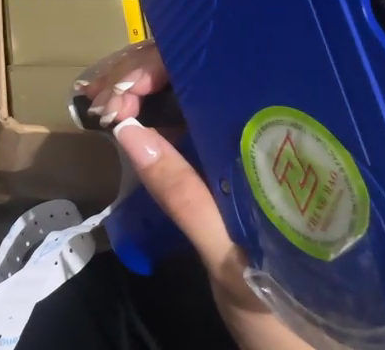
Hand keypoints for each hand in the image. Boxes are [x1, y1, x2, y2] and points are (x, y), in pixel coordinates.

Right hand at [79, 44, 314, 349]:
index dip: (154, 68)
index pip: (203, 71)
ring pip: (178, 94)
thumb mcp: (233, 260)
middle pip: (185, 74)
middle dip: (133, 75)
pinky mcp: (221, 169)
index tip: (117, 95)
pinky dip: (141, 115)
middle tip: (93, 96)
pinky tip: (117, 120)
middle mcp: (252, 133)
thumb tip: (125, 129)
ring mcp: (235, 148)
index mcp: (266, 142)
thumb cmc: (291, 314)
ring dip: (133, 90)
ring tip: (96, 101)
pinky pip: (176, 123)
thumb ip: (184, 195)